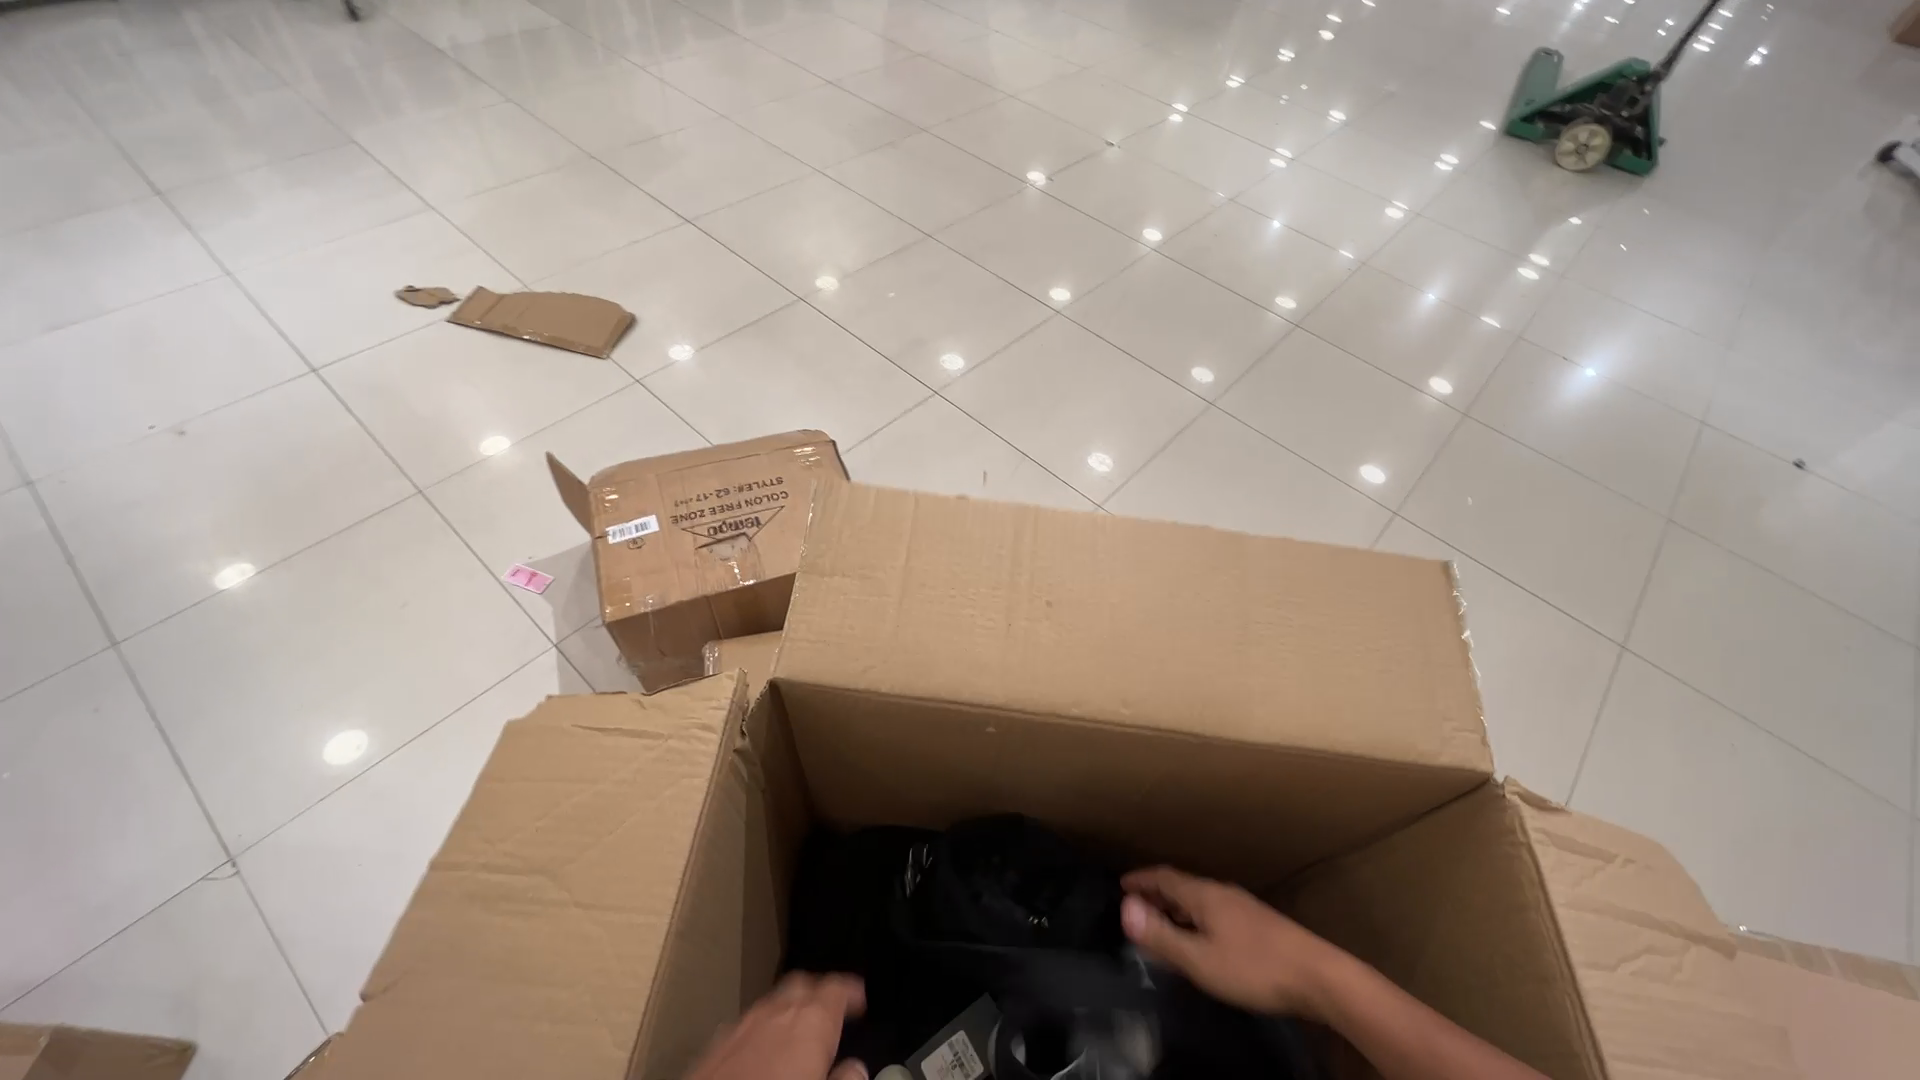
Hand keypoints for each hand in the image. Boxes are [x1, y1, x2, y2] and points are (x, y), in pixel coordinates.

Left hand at [687, 973, 868, 1079]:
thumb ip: (844, 1078)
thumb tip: (856, 1069)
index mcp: (812, 1021)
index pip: (837, 988)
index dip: (851, 991)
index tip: (859, 999)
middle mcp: (778, 1011)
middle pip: (803, 985)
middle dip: (818, 993)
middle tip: (831, 1009)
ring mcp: (744, 1023)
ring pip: (774, 1002)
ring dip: (789, 1009)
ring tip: (799, 1030)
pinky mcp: (718, 1042)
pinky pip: (749, 1022)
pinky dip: (763, 1028)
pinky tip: (762, 1050)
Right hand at [1120, 866, 1347, 1020]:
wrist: (1319, 978)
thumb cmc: (1253, 967)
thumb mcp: (1199, 959)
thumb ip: (1161, 936)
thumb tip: (1125, 908)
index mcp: (1204, 895)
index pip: (1164, 877)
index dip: (1141, 880)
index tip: (1121, 885)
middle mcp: (1222, 892)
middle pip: (1181, 886)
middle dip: (1156, 894)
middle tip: (1135, 908)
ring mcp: (1243, 907)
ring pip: (1199, 900)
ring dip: (1176, 908)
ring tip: (1162, 925)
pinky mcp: (1258, 925)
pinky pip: (1214, 912)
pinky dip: (1195, 919)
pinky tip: (1201, 940)